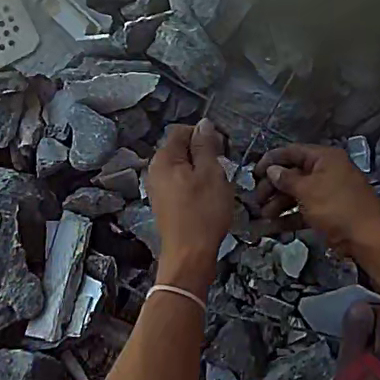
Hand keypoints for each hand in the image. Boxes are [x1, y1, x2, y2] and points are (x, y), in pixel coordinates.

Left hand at [146, 119, 233, 291]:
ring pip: (184, 168)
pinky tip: (209, 199)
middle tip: (224, 168)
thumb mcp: (211, 173)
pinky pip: (182, 184)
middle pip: (182, 149)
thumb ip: (206, 146)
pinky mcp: (165, 204)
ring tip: (218, 185)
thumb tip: (204, 124)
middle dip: (204, 154)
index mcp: (163, 159)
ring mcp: (158, 188)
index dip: (204, 134)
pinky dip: (196, 186)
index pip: (183, 130)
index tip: (223, 148)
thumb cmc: (203, 213)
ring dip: (202, 171)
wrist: (189, 255)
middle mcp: (155, 170)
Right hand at [255, 143, 379, 258]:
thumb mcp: (308, 190)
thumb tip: (272, 170)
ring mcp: (328, 193)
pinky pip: (304, 211)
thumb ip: (287, 179)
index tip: (254, 173)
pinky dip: (289, 217)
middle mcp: (327, 171)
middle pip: (293, 174)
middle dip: (273, 187)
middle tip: (256, 199)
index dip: (272, 160)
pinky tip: (273, 227)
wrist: (367, 238)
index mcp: (325, 158)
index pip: (293, 152)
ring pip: (297, 194)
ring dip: (278, 204)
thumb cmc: (337, 207)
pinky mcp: (328, 213)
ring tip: (263, 215)